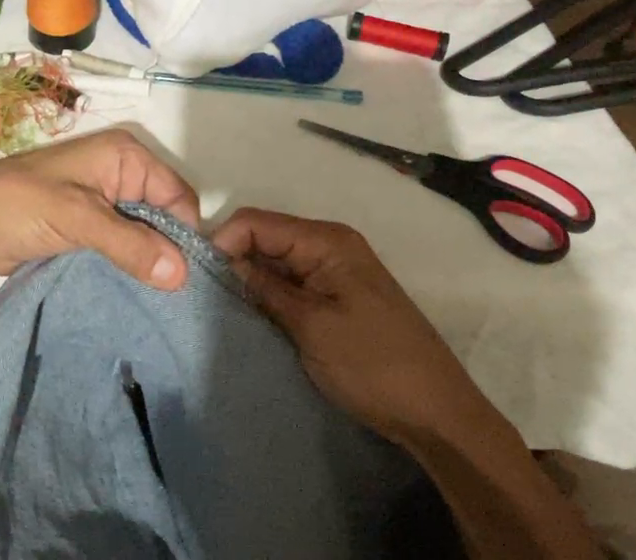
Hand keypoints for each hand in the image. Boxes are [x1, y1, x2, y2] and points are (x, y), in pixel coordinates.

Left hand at [0, 127, 199, 298]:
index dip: (183, 233)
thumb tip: (183, 274)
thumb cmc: (21, 206)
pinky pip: (123, 243)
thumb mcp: (79, 220)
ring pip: (144, 232)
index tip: (181, 277)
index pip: (177, 195)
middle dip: (166, 249)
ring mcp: (104, 198)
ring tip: (151, 295)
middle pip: (164, 214)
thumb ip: (131, 244)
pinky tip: (131, 287)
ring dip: (146, 260)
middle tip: (168, 292)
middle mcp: (120, 170)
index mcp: (124, 154)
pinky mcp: (89, 224)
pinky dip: (128, 262)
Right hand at [213, 207, 486, 439]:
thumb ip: (265, 288)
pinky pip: (294, 281)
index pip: (256, 222)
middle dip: (234, 258)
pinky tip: (255, 314)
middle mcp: (331, 244)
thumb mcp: (310, 326)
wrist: (436, 414)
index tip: (199, 275)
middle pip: (266, 236)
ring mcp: (337, 270)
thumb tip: (224, 262)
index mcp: (327, 241)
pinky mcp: (340, 295)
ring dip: (252, 278)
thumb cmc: (372, 365)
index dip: (224, 241)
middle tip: (205, 293)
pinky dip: (272, 293)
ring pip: (277, 260)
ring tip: (224, 306)